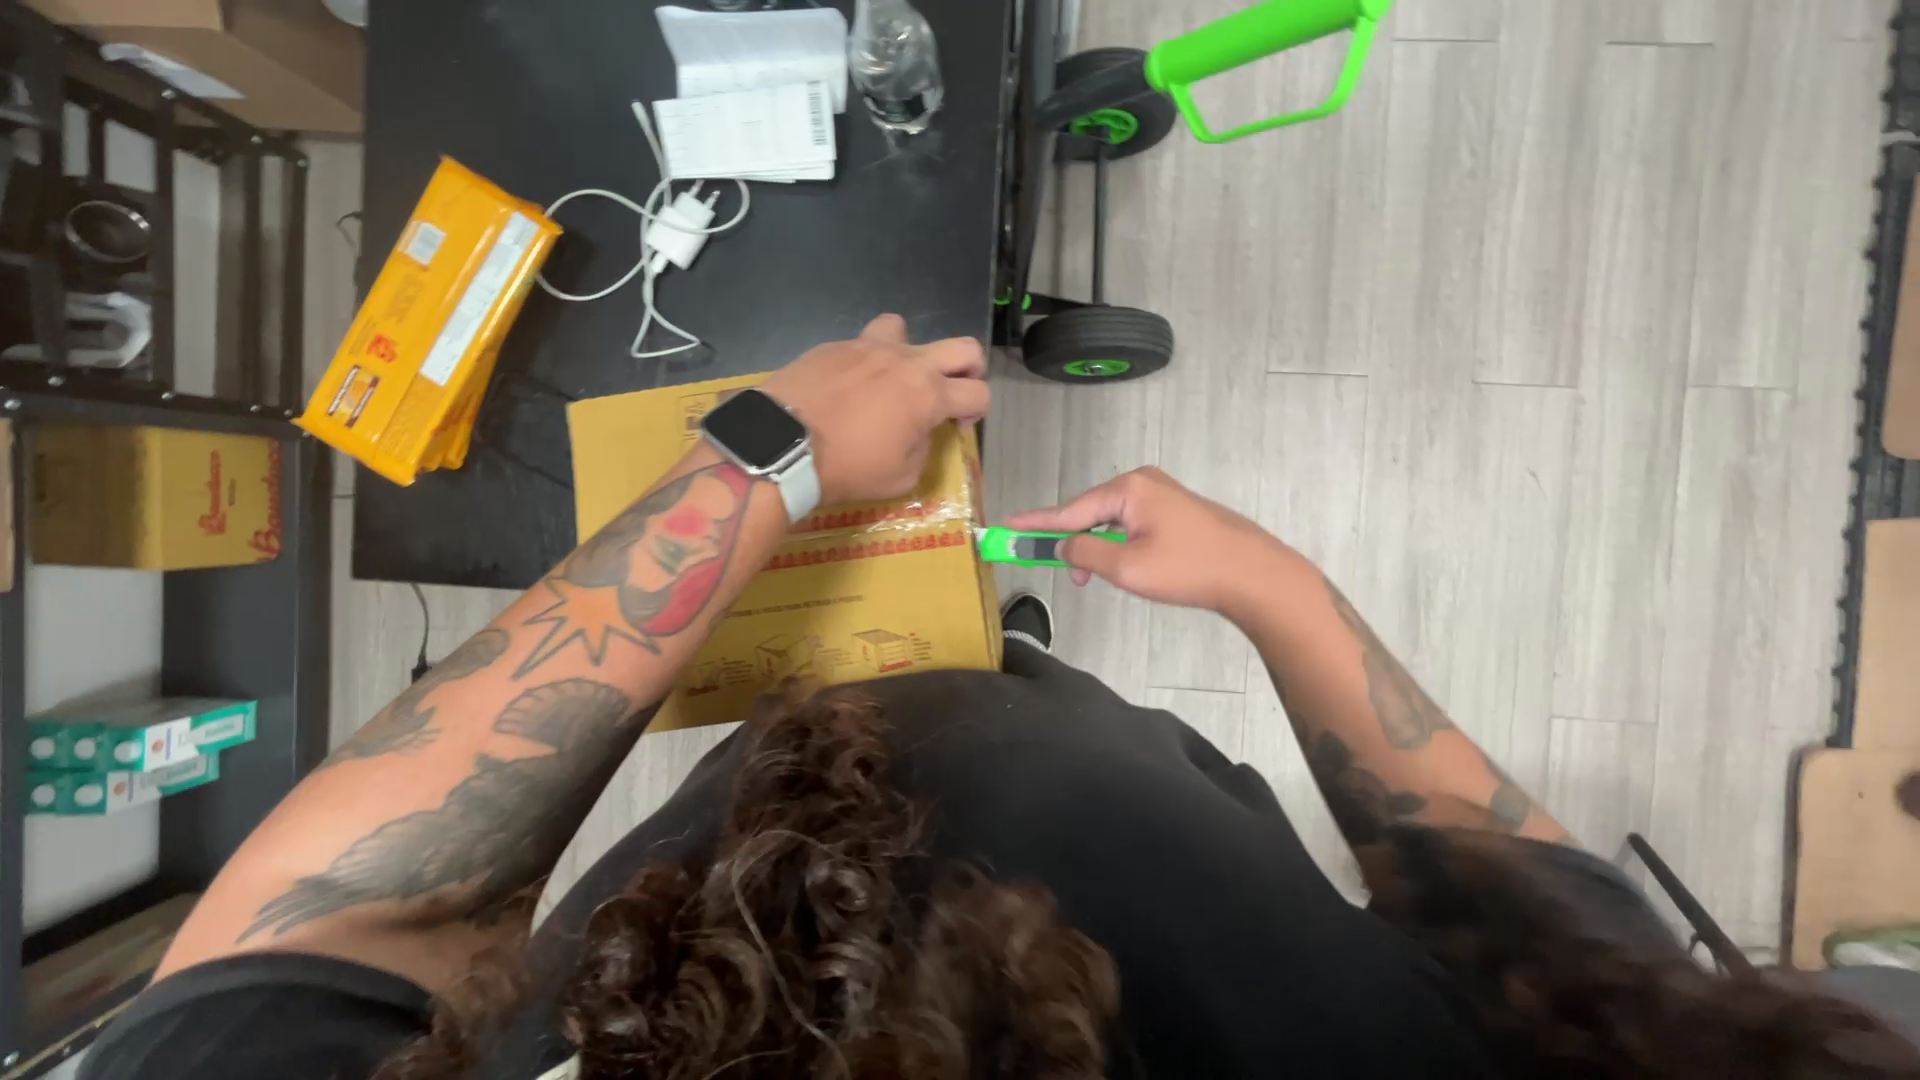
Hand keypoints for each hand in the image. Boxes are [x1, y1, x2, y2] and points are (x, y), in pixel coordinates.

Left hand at [759, 314, 988, 504]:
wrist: (783, 444)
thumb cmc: (847, 467)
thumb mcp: (900, 478)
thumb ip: (922, 450)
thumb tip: (919, 433)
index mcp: (929, 395)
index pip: (978, 393)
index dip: (976, 411)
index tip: (957, 426)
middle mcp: (907, 361)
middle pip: (963, 347)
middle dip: (968, 369)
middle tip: (950, 391)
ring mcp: (868, 347)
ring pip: (905, 329)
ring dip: (909, 352)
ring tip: (893, 378)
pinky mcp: (834, 346)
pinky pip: (861, 344)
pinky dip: (864, 362)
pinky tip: (847, 387)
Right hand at [1007, 467, 1292, 614]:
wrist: (1256, 575)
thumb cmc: (1188, 569)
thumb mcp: (1127, 566)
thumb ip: (1085, 552)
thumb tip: (1063, 544)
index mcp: (1128, 489)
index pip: (1069, 510)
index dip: (1035, 524)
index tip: (1004, 528)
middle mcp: (1143, 483)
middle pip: (1090, 513)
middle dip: (1074, 543)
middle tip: (1068, 578)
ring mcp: (1163, 495)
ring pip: (1112, 521)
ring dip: (1099, 548)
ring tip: (1098, 578)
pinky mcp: (1177, 511)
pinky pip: (1132, 525)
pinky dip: (1119, 545)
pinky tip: (1125, 566)